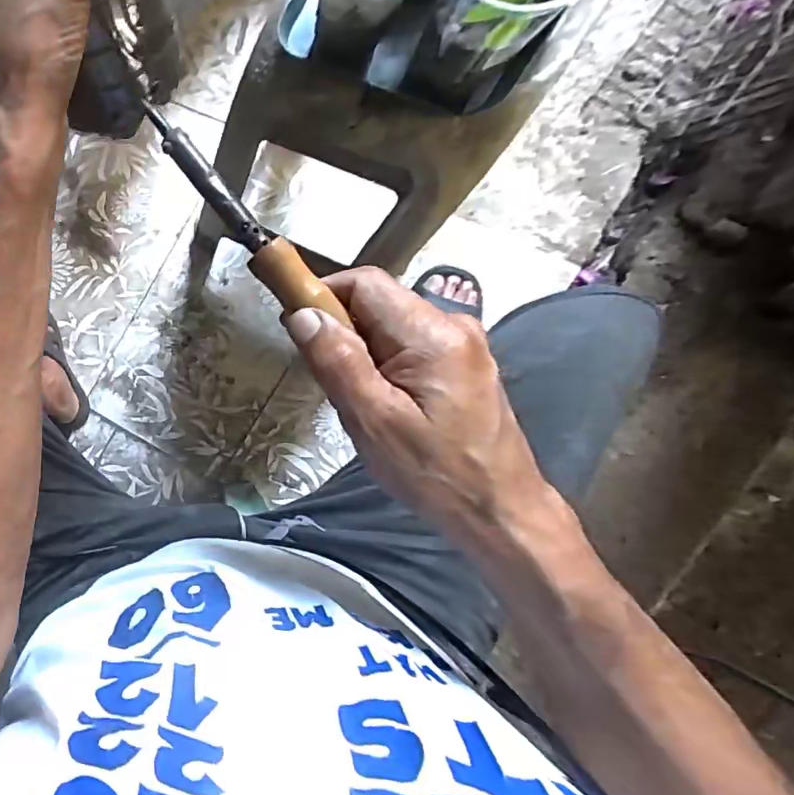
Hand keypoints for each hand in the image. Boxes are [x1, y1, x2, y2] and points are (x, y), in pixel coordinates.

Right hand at [284, 268, 558, 538]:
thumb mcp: (373, 420)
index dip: (322, 294)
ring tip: (353, 396)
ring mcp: (459, 343)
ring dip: (356, 349)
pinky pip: (402, 343)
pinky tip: (378, 400)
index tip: (294, 326)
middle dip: (338, 329)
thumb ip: (336, 361)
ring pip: (385, 323)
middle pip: (375, 301)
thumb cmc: (434, 472)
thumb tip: (301, 314)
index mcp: (433, 334)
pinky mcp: (458, 361)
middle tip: (326, 377)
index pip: (364, 283)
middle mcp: (452, 325)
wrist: (498, 511)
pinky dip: (377, 361)